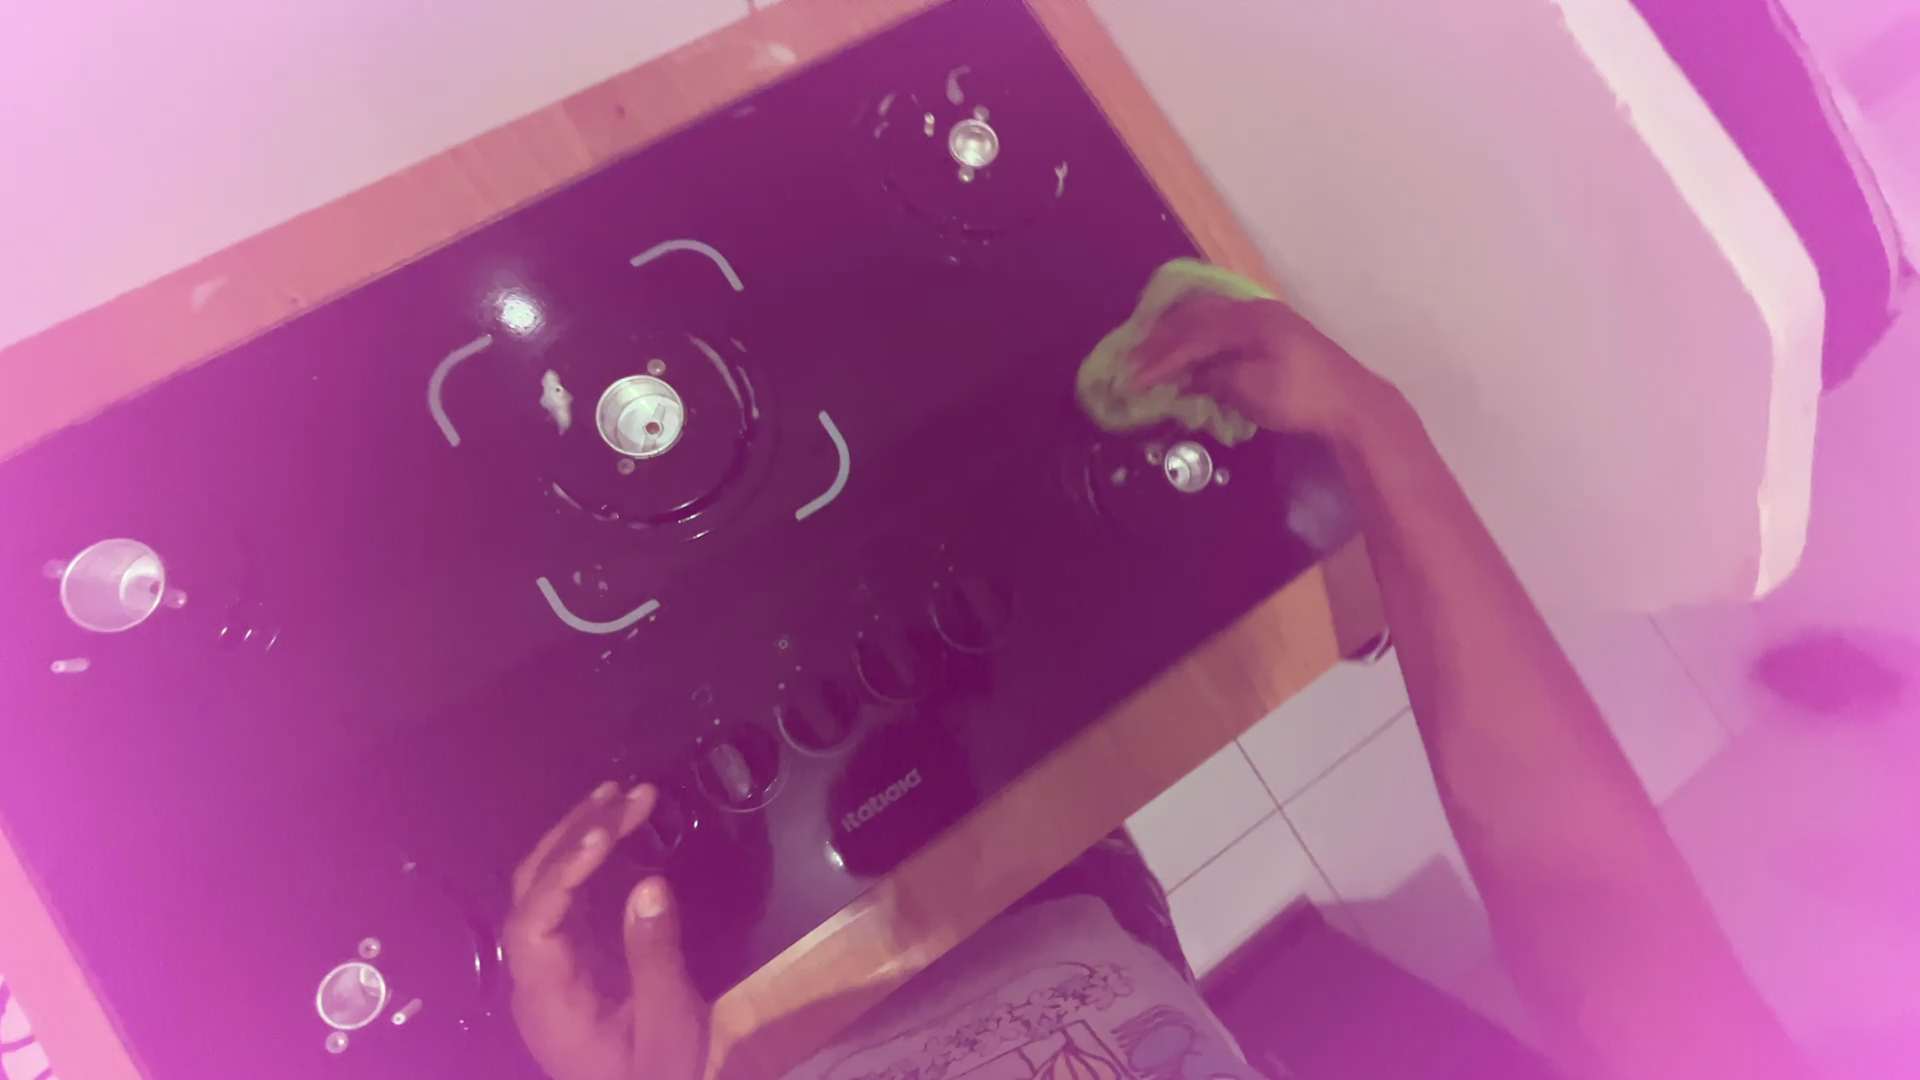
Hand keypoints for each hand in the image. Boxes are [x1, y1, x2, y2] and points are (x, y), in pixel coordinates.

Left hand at [503, 781, 709, 1079]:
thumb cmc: (658, 1076)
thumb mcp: (668, 1025)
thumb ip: (655, 957)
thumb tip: (649, 882)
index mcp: (549, 999)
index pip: (532, 926)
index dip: (562, 875)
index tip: (606, 834)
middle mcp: (537, 974)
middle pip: (532, 891)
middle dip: (577, 834)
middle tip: (630, 794)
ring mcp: (552, 961)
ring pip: (546, 885)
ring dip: (581, 834)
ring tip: (621, 794)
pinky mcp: (574, 954)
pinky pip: (567, 894)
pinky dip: (589, 855)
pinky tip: (613, 830)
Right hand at [1130, 291, 1386, 440]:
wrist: (1351, 403)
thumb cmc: (1300, 397)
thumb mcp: (1250, 391)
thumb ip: (1213, 378)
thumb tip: (1186, 378)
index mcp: (1248, 321)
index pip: (1193, 336)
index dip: (1161, 358)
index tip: (1136, 379)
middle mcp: (1254, 311)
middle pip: (1197, 316)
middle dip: (1161, 339)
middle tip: (1133, 358)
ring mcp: (1265, 318)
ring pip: (1209, 316)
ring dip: (1178, 332)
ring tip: (1152, 348)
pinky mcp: (1271, 333)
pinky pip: (1222, 324)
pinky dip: (1197, 336)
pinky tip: (1187, 348)